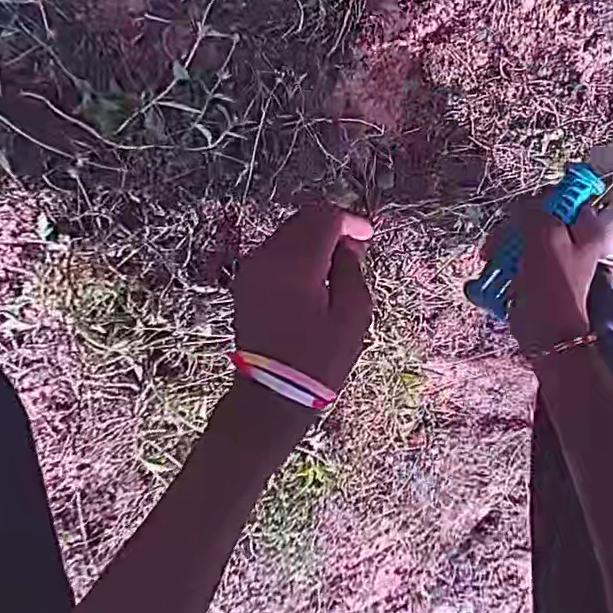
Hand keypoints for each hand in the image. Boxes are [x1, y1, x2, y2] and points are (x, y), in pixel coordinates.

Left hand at [232, 206, 374, 390]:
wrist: (273, 394)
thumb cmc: (319, 360)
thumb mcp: (352, 314)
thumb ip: (351, 269)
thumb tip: (348, 245)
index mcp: (295, 264)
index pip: (324, 219)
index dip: (349, 220)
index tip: (367, 233)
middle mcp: (267, 259)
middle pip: (302, 221)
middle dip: (331, 226)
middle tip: (354, 247)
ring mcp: (251, 271)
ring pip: (287, 235)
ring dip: (313, 240)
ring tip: (335, 266)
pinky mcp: (245, 284)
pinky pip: (274, 254)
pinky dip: (296, 255)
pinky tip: (313, 277)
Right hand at [503, 204, 604, 353]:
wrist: (545, 333)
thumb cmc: (552, 288)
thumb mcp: (545, 239)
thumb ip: (534, 213)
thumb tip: (522, 205)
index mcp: (586, 231)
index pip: (567, 198)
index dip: (543, 200)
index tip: (524, 212)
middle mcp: (572, 242)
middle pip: (537, 217)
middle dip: (514, 226)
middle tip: (501, 240)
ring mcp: (552, 259)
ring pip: (521, 236)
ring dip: (503, 244)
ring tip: (491, 258)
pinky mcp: (534, 275)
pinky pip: (514, 257)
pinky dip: (502, 260)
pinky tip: (492, 268)